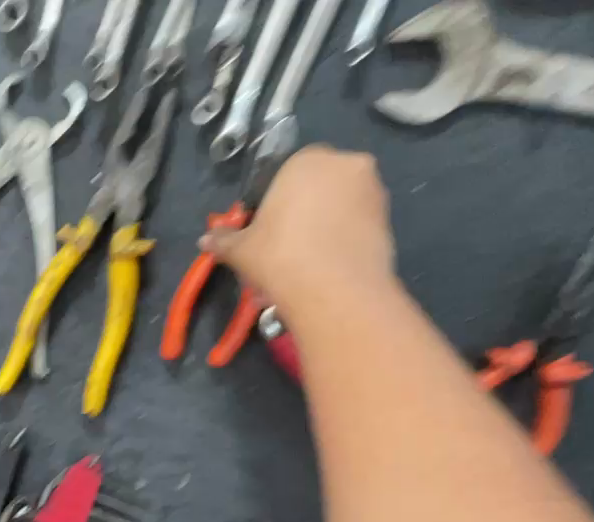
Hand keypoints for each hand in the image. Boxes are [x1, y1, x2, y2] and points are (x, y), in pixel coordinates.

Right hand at [201, 145, 396, 312]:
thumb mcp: (239, 250)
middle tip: (282, 242)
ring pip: (339, 201)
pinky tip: (324, 262)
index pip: (286, 170)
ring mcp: (372, 187)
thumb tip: (205, 240)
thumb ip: (223, 240)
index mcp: (307, 160)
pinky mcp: (388, 215)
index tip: (263, 226)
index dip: (272, 198)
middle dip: (302, 207)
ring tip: (304, 257)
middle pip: (316, 183)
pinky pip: (356, 220)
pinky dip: (341, 235)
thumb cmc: (279, 256)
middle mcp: (346, 163)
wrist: (333, 289)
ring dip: (323, 221)